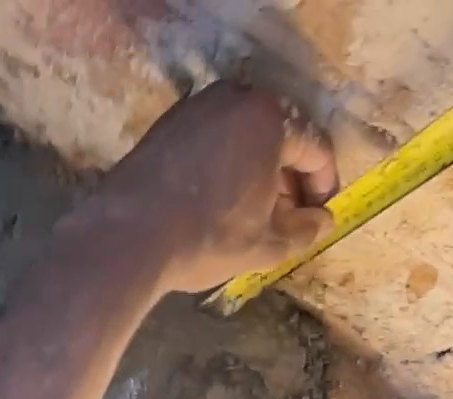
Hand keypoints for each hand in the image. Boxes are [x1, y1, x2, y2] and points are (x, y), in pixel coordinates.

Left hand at [76, 82, 338, 293]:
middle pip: (278, 138)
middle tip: (288, 220)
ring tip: (253, 216)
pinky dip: (224, 168)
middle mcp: (234, 98)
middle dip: (288, 180)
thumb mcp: (266, 245)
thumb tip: (323, 222)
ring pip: (242, 139)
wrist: (129, 236)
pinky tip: (217, 204)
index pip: (314, 149)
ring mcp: (196, 107)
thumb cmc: (208, 238)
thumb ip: (304, 231)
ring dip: (255, 174)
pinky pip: (211, 142)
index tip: (320, 215)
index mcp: (270, 119)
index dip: (323, 186)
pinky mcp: (166, 125)